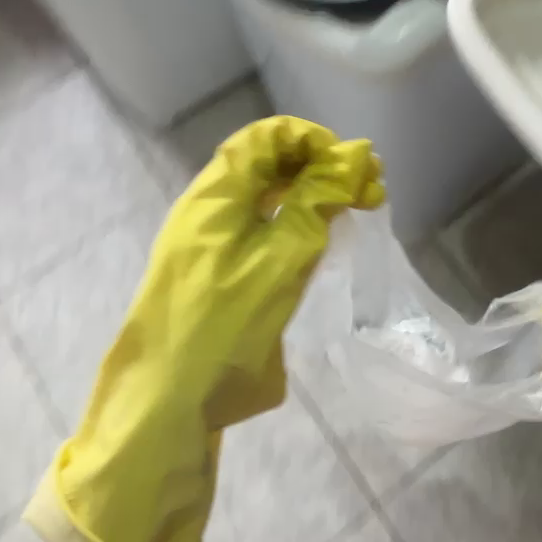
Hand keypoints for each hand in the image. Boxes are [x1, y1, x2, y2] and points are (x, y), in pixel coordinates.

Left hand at [25, 117, 382, 541]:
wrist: (168, 404)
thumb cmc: (224, 324)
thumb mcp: (283, 257)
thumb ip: (319, 200)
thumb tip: (356, 153)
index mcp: (215, 194)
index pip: (267, 137)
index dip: (314, 140)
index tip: (355, 167)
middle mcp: (210, 208)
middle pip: (270, 163)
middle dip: (323, 167)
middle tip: (372, 190)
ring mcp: (212, 242)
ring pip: (270, 198)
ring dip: (316, 196)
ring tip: (360, 211)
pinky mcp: (220, 274)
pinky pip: (264, 230)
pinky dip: (300, 225)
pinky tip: (326, 242)